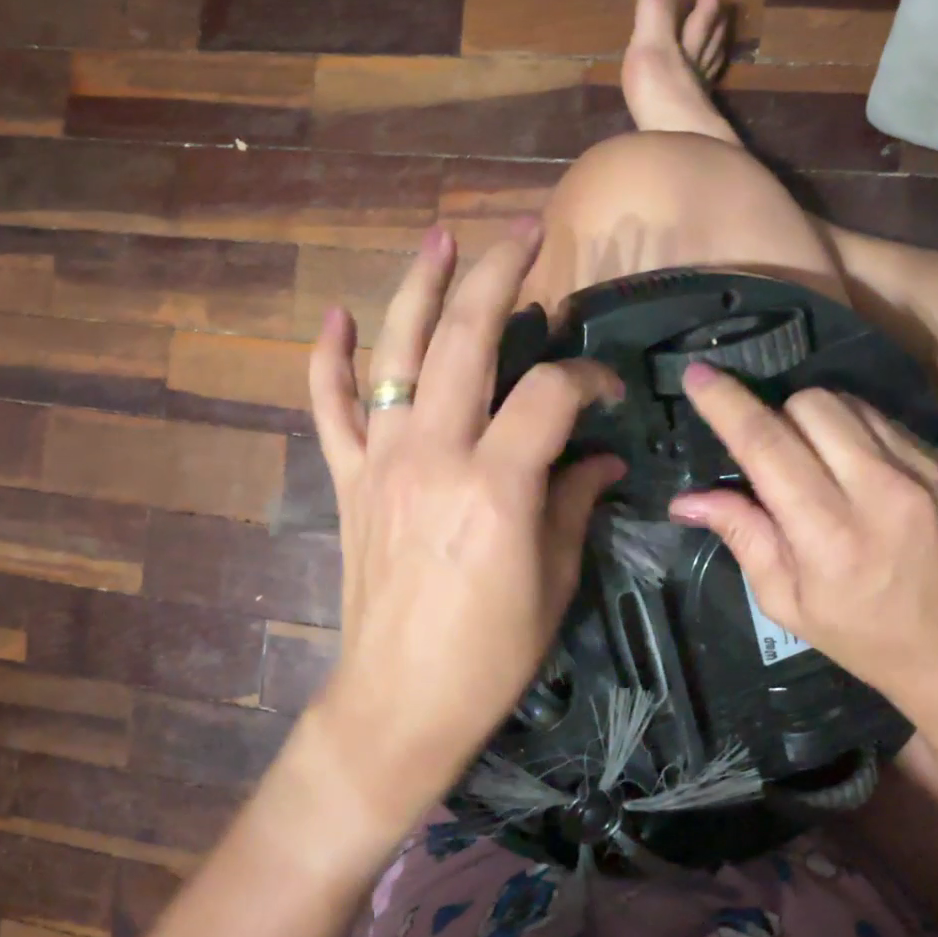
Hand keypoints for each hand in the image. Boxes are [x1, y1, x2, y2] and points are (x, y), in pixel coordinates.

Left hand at [304, 220, 624, 822]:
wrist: (400, 702)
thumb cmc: (492, 653)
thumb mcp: (555, 579)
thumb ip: (576, 502)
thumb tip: (600, 459)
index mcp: (496, 486)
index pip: (549, 393)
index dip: (587, 378)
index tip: (607, 392)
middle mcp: (433, 456)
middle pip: (465, 340)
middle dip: (500, 275)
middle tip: (527, 233)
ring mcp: (382, 464)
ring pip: (395, 355)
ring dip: (419, 289)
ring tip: (442, 238)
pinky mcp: (349, 483)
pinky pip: (330, 410)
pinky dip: (330, 361)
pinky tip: (340, 317)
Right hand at [668, 364, 937, 713]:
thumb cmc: (865, 639)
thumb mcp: (787, 603)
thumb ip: (743, 536)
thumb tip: (686, 500)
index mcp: (829, 534)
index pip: (767, 445)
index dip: (726, 404)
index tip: (698, 375)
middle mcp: (877, 489)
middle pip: (809, 404)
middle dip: (776, 415)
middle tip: (771, 457)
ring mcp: (919, 470)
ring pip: (846, 402)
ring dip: (814, 419)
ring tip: (812, 461)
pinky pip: (882, 419)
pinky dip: (853, 431)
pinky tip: (854, 470)